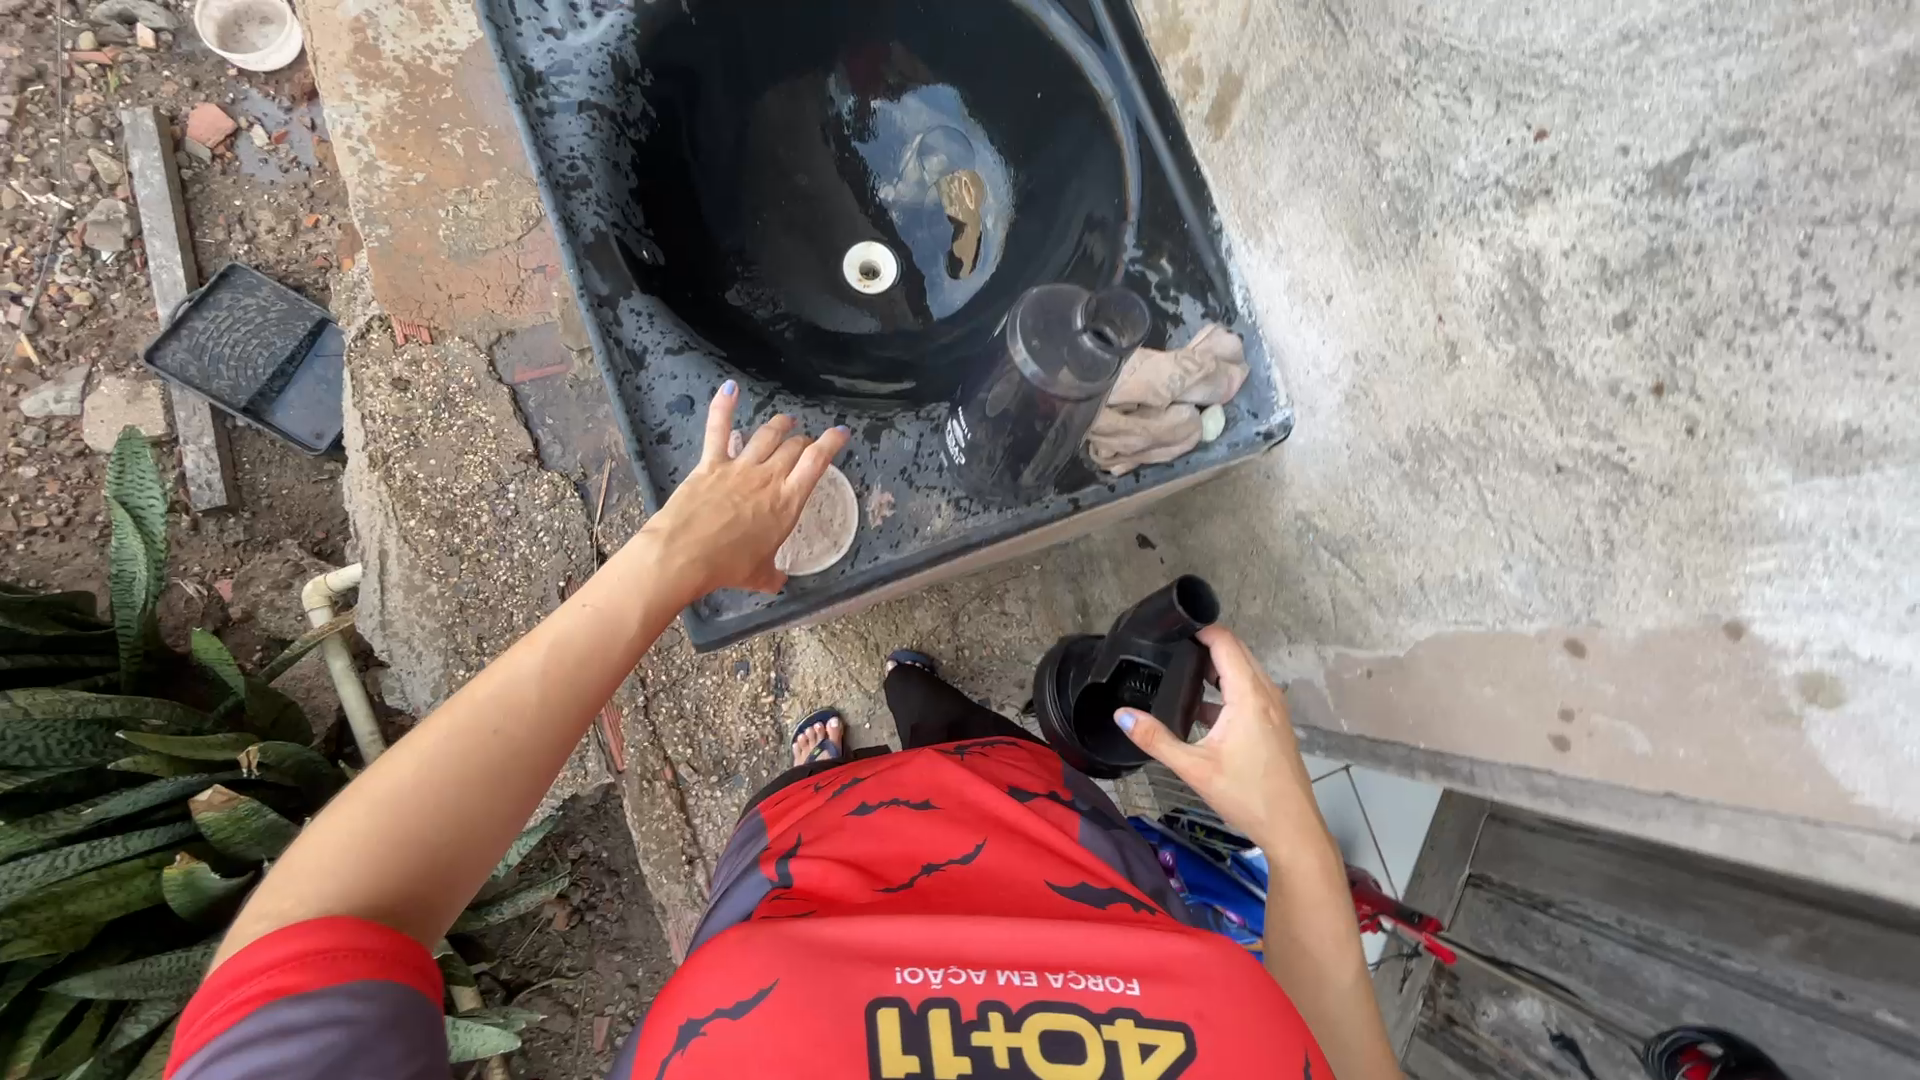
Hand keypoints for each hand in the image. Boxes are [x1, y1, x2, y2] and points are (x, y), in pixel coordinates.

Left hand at [638, 381, 849, 595]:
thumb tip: (779, 582)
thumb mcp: (760, 576)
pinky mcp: (711, 464)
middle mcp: (768, 478)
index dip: (832, 443)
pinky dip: (724, 406)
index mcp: (787, 503)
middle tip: (806, 443)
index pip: (817, 463)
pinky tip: (729, 388)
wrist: (684, 555)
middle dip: (804, 440)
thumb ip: (774, 575)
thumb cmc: (728, 567)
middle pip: (793, 447)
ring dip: (779, 425)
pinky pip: (718, 429)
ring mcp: (739, 467)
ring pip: (765, 435)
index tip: (841, 432)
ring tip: (785, 421)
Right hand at [1115, 625, 1331, 858]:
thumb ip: (1155, 739)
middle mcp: (1266, 695)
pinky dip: (1226, 688)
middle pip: (1236, 652)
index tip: (1173, 628)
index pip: (1225, 643)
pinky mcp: (1275, 724)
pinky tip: (1201, 709)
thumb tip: (1121, 715)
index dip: (1201, 629)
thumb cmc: (1248, 797)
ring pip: (1244, 672)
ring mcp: (1274, 709)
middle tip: (1170, 647)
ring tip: (1180, 672)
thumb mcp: (1194, 768)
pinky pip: (1250, 691)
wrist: (1293, 830)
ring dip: (1216, 668)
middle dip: (1205, 645)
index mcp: (1249, 696)